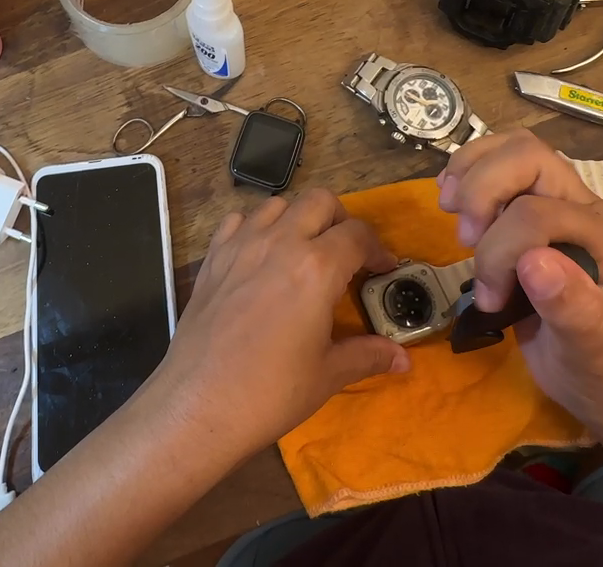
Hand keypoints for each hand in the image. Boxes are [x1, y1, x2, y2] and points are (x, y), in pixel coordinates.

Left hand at [143, 188, 410, 456]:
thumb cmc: (271, 391)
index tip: (383, 269)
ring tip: (304, 251)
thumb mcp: (327, 375)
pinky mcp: (213, 256)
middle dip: (340, 219)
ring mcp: (241, 244)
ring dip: (298, 218)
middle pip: (319, 200)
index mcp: (316, 267)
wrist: (200, 402)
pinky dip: (255, 226)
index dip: (378, 249)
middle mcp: (280, 242)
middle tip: (347, 253)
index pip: (357, 234)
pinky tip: (260, 256)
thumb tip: (402, 357)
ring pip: (277, 204)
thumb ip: (366, 355)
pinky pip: (238, 220)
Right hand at [438, 131, 602, 435]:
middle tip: (465, 239)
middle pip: (528, 155)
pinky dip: (467, 173)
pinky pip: (500, 164)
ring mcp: (562, 205)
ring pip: (512, 149)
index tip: (490, 298)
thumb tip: (534, 263)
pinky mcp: (534, 210)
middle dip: (482, 190)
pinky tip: (453, 202)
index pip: (541, 212)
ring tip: (453, 213)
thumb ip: (575, 312)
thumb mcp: (598, 359)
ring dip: (471, 174)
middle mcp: (589, 211)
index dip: (501, 248)